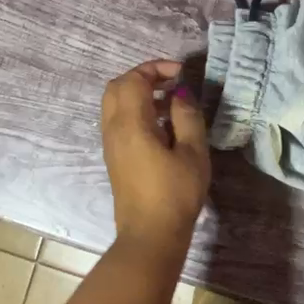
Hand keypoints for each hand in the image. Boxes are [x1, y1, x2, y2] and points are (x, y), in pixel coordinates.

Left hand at [100, 60, 209, 260]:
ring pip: (115, 103)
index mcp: (130, 124)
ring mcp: (111, 144)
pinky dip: (136, 110)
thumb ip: (187, 116)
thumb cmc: (175, 194)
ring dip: (139, 94)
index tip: (181, 73)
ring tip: (170, 102)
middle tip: (171, 82)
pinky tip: (162, 125)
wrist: (150, 235)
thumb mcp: (192, 153)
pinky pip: (118, 120)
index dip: (156, 68)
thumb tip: (180, 92)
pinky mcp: (115, 157)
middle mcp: (113, 129)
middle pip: (117, 86)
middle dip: (143, 77)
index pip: (133, 80)